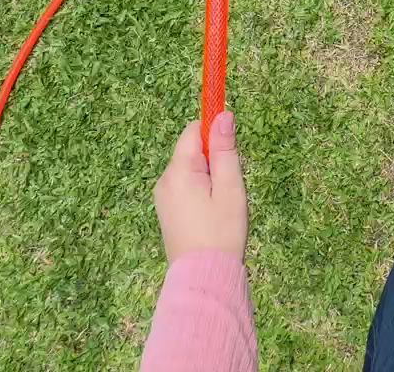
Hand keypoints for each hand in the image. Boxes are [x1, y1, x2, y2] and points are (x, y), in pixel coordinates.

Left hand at [152, 110, 247, 264]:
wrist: (204, 279)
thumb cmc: (221, 230)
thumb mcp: (229, 185)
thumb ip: (225, 148)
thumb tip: (223, 114)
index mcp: (178, 171)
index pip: (193, 131)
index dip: (214, 132)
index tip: (230, 150)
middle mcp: (164, 181)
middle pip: (192, 150)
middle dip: (214, 158)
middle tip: (229, 185)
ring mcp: (163, 198)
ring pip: (191, 169)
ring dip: (209, 176)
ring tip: (222, 203)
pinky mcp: (167, 212)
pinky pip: (186, 186)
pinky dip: (201, 190)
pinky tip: (212, 213)